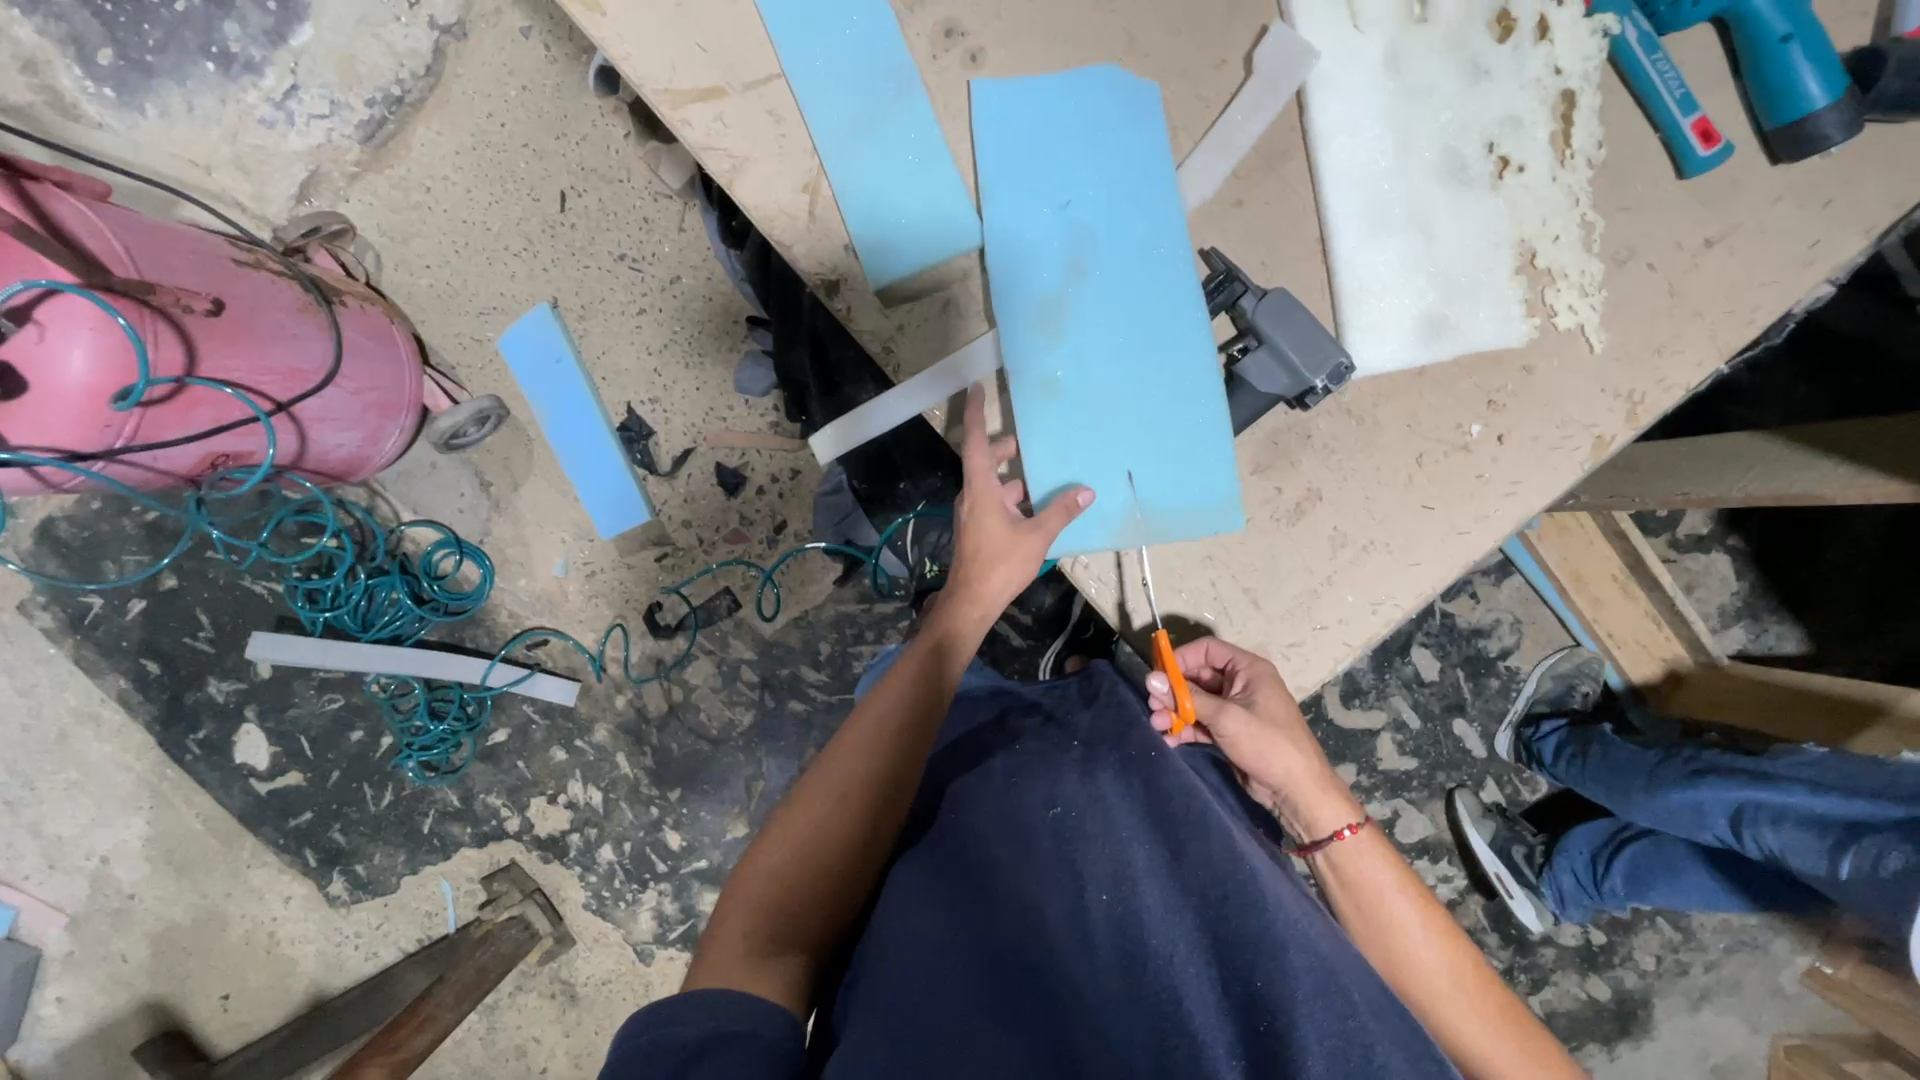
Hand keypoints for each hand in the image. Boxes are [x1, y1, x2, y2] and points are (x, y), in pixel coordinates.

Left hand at [941, 382, 1093, 626]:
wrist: (972, 601)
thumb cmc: (1000, 565)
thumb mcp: (1036, 536)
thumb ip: (1061, 511)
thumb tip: (1087, 492)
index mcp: (980, 489)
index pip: (974, 440)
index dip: (975, 413)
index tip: (976, 388)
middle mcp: (972, 495)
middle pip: (984, 460)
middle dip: (1004, 449)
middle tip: (1028, 442)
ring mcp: (972, 513)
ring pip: (991, 484)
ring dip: (1012, 478)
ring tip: (1042, 476)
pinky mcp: (976, 528)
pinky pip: (994, 502)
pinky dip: (1012, 498)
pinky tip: (1035, 507)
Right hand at [1146, 637, 1362, 839]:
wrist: (1296, 790)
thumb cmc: (1267, 743)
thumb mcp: (1225, 717)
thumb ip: (1186, 697)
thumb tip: (1150, 679)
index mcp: (1248, 669)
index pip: (1208, 650)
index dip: (1181, 658)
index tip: (1158, 675)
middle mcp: (1241, 684)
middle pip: (1198, 676)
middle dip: (1174, 690)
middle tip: (1152, 704)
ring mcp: (1235, 709)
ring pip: (1197, 701)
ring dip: (1175, 711)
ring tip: (1157, 724)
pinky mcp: (1230, 732)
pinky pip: (1201, 722)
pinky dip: (1185, 728)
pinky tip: (1169, 739)